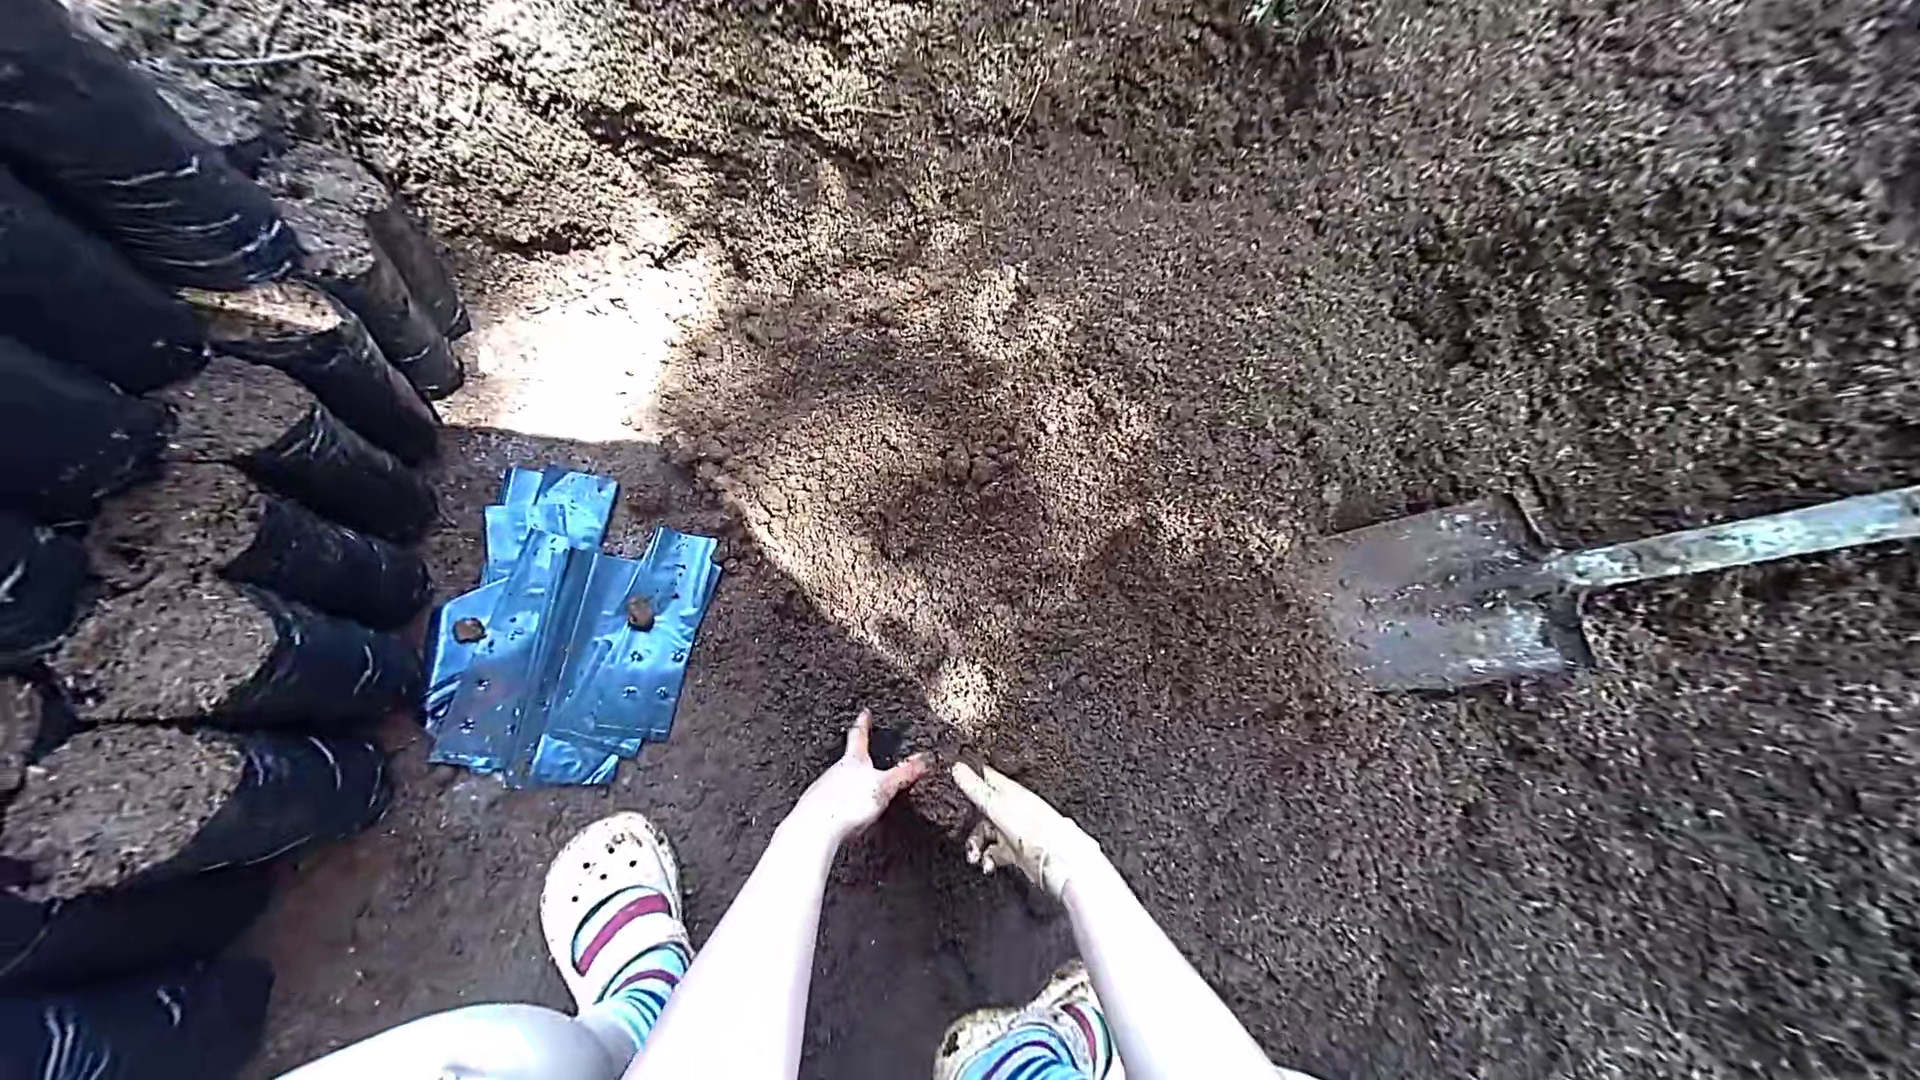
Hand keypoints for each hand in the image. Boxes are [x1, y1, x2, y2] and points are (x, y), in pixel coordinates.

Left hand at [790, 709, 930, 844]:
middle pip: (846, 759)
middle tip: (860, 751)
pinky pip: (829, 802)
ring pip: (836, 780)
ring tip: (855, 788)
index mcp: (853, 761)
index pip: (859, 735)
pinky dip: (838, 803)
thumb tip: (924, 758)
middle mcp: (835, 771)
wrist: (813, 829)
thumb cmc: (847, 804)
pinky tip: (843, 813)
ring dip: (845, 782)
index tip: (864, 713)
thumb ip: (904, 773)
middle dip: (854, 756)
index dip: (863, 723)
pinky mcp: (816, 809)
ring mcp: (823, 789)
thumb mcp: (884, 787)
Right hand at [952, 763, 1106, 898]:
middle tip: (961, 832)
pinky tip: (988, 865)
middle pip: (981, 808)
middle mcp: (1010, 807)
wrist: (1059, 860)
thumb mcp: (998, 805)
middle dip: (968, 821)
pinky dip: (987, 859)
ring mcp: (1013, 829)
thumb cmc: (1034, 828)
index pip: (983, 776)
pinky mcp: (1016, 850)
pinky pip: (994, 852)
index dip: (968, 776)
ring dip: (976, 845)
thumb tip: (957, 767)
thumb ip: (976, 789)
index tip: (951, 780)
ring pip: (985, 832)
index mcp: (1008, 790)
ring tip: (974, 857)